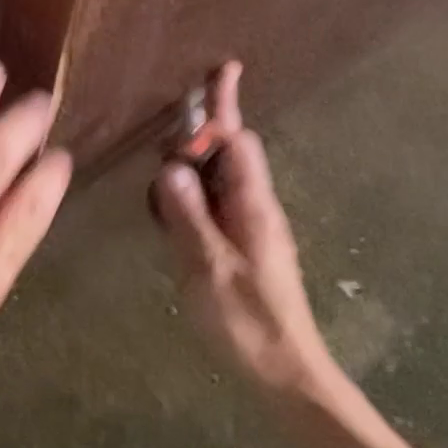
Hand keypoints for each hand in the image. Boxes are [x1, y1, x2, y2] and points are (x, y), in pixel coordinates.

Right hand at [150, 62, 333, 394]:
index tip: (210, 77)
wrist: (284, 371)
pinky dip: (190, 187)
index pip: (238, 143)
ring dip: (194, 156)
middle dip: (207, 123)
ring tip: (164, 144)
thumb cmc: (247, 320)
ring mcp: (247, 229)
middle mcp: (254, 210)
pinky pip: (211, 203)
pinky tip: (168, 194)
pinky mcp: (237, 247)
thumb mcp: (208, 266)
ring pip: (219, 178)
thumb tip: (170, 167)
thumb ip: (187, 216)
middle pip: (230, 153)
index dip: (219, 113)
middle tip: (181, 100)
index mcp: (253, 208)